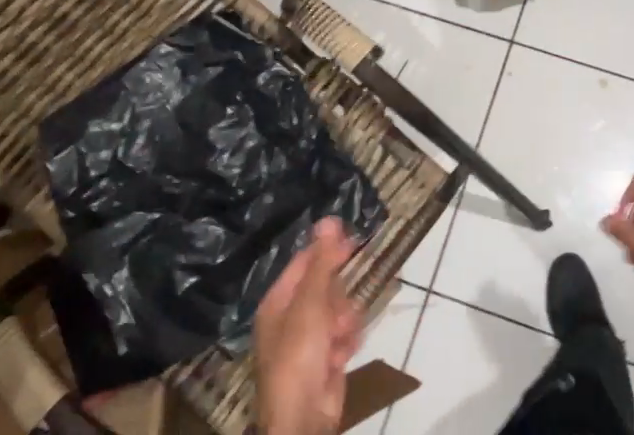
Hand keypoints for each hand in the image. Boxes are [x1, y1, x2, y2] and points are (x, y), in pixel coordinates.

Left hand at [255, 218, 363, 434]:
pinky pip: (344, 333)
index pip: (305, 263)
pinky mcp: (327, 355)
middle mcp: (292, 316)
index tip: (354, 240)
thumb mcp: (311, 305)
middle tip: (338, 314)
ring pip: (340, 309)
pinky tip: (343, 355)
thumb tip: (329, 219)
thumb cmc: (298, 356)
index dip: (328, 250)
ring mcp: (310, 337)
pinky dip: (347, 341)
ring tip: (340, 340)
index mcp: (278, 301)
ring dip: (345, 322)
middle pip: (326, 286)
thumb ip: (323, 263)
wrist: (303, 418)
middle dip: (338, 298)